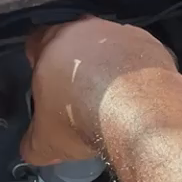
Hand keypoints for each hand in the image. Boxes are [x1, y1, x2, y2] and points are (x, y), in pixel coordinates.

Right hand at [20, 17, 180, 164]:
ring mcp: (119, 34)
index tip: (42, 77)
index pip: (34, 44)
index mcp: (50, 45)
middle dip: (74, 66)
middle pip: (73, 42)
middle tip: (77, 96)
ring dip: (107, 68)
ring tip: (109, 101)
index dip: (37, 62)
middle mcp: (85, 30)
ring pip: (107, 46)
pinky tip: (134, 99)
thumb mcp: (46, 142)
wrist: (135, 112)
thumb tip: (32, 151)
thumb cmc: (85, 116)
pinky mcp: (149, 45)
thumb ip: (33, 143)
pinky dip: (135, 74)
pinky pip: (138, 57)